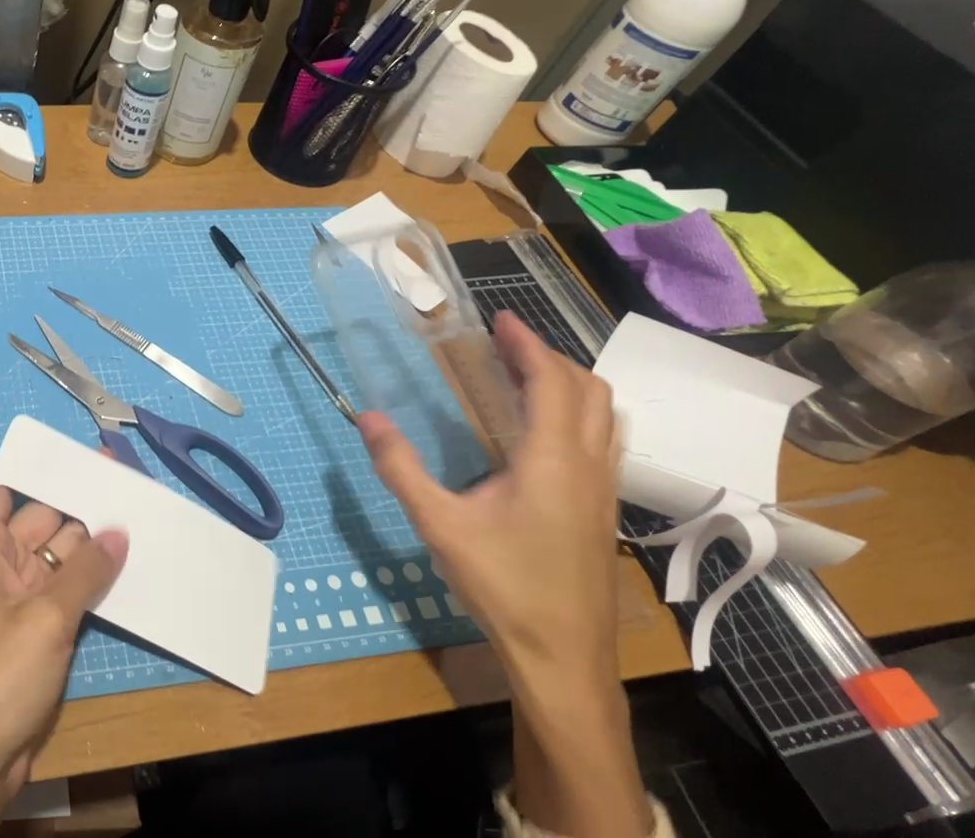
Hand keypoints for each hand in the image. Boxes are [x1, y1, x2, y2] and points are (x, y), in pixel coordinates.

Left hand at [0, 479, 127, 835]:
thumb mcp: (46, 618)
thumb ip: (85, 571)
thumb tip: (118, 531)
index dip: (30, 466)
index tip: (73, 451)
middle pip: (37, 520)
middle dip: (77, 502)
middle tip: (128, 481)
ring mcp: (17, 602)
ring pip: (56, 557)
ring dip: (90, 542)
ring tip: (139, 515)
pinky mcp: (34, 633)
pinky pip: (64, 592)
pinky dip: (90, 580)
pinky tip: (127, 567)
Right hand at [358, 312, 651, 836]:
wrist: (562, 654)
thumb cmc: (501, 586)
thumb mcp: (439, 526)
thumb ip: (401, 469)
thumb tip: (368, 418)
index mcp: (551, 460)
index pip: (551, 382)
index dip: (528, 344)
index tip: (500, 320)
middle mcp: (588, 465)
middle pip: (590, 389)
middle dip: (550, 357)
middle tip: (506, 346)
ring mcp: (605, 489)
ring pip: (607, 415)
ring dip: (572, 383)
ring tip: (527, 378)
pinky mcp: (605, 509)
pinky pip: (606, 439)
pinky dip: (580, 413)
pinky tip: (544, 433)